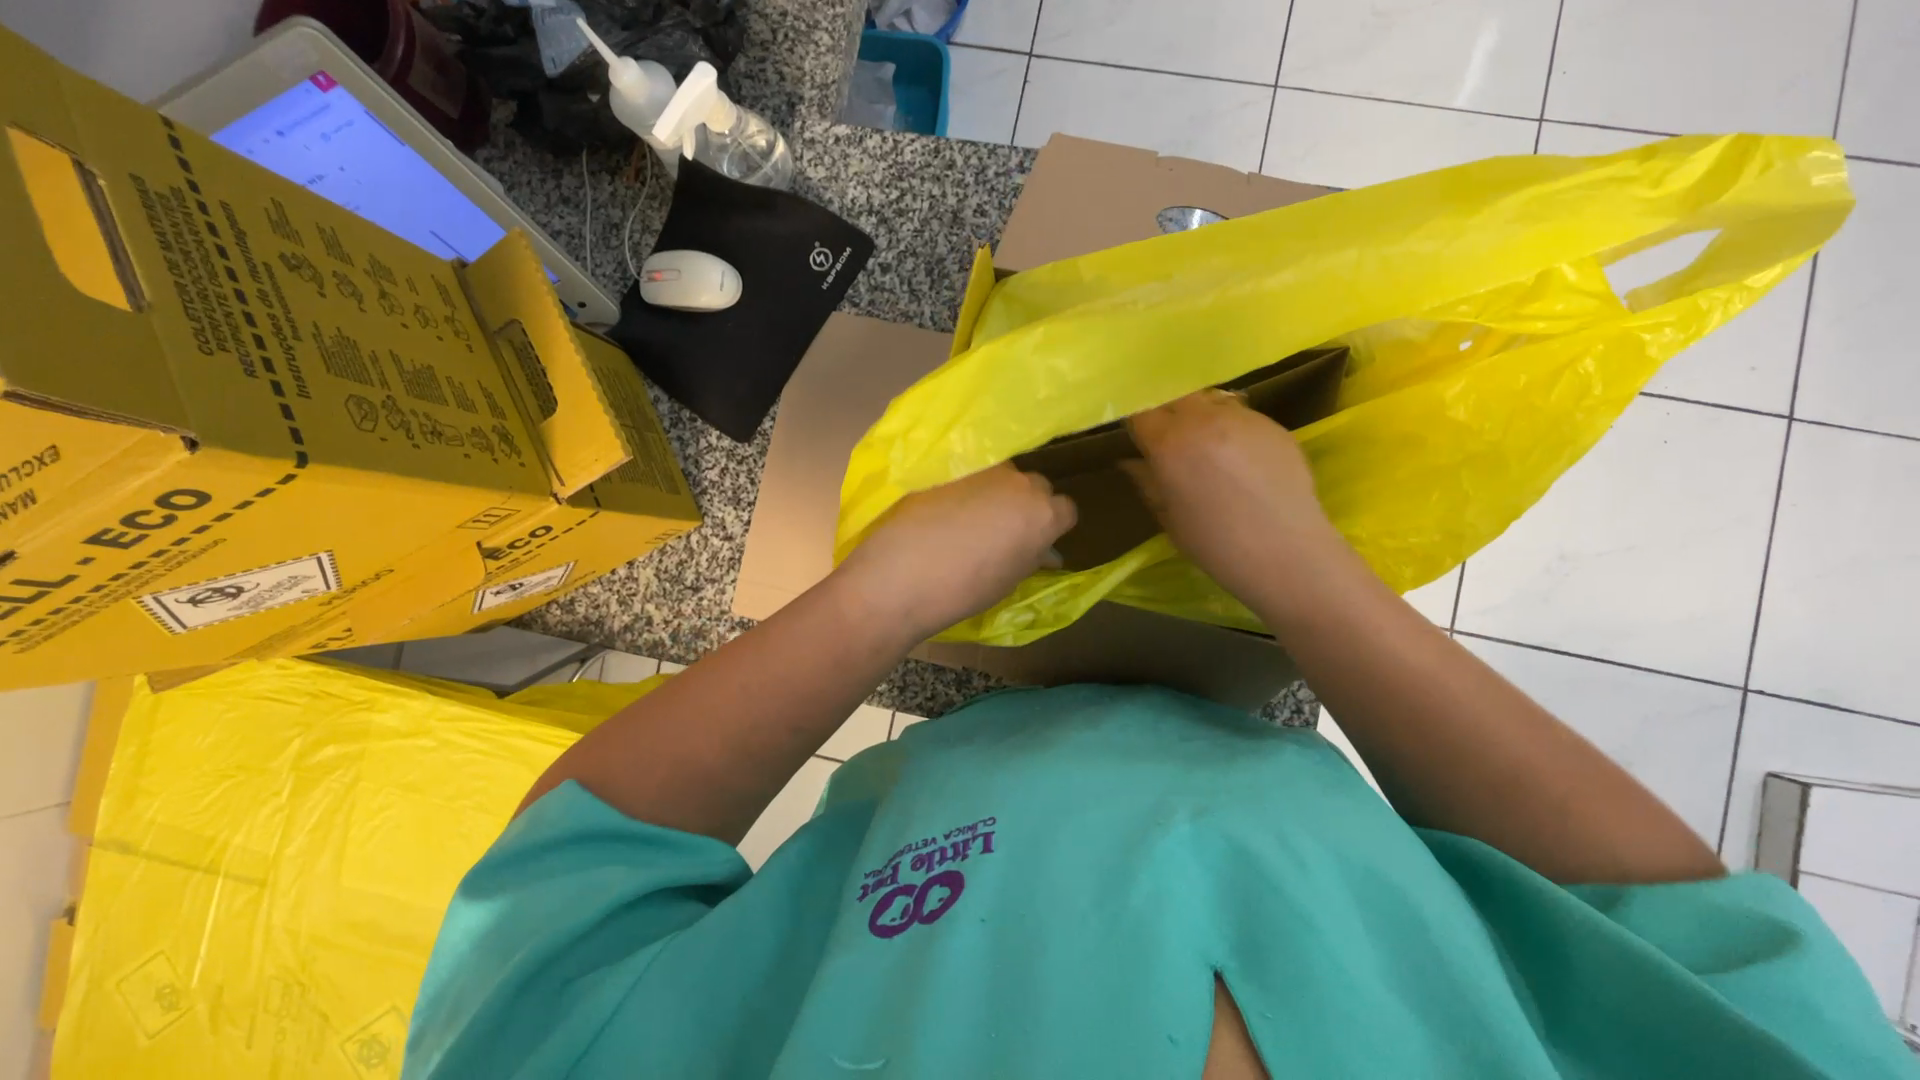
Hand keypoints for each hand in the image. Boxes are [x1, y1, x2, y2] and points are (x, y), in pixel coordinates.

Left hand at [833, 464, 1076, 640]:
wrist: (901, 575)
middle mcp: (1020, 482)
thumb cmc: (963, 589)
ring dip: (997, 493)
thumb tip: (1046, 553)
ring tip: (974, 522)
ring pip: (1002, 476)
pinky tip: (948, 515)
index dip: (1052, 527)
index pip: (1066, 510)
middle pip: (1036, 488)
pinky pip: (970, 476)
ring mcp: (983, 470)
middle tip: (1006, 534)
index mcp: (1044, 512)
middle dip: (1027, 506)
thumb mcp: (1008, 580)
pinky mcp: (949, 467)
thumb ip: (1031, 558)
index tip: (1037, 544)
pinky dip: (966, 491)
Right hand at [1123, 391, 1342, 603]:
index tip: (1139, 442)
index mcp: (1169, 443)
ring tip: (1207, 447)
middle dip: (1168, 415)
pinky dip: (1232, 429)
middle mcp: (1203, 419)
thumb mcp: (1169, 517)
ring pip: (1210, 401)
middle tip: (1172, 443)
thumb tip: (1130, 461)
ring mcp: (1242, 417)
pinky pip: (1241, 416)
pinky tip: (1240, 459)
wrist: (1285, 552)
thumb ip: (1147, 482)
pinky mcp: (1273, 424)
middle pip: (1175, 397)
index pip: (1141, 413)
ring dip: (1200, 417)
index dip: (1137, 426)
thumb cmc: (1215, 544)